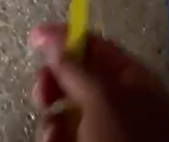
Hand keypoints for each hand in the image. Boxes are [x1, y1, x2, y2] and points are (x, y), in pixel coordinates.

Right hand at [28, 25, 168, 141]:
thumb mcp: (101, 100)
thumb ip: (74, 66)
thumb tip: (52, 38)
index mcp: (136, 82)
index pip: (96, 46)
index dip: (65, 37)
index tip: (33, 38)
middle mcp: (123, 104)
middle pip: (78, 78)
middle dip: (54, 83)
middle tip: (41, 93)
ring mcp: (109, 133)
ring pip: (67, 111)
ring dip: (51, 117)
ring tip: (51, 132)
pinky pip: (66, 137)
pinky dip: (55, 138)